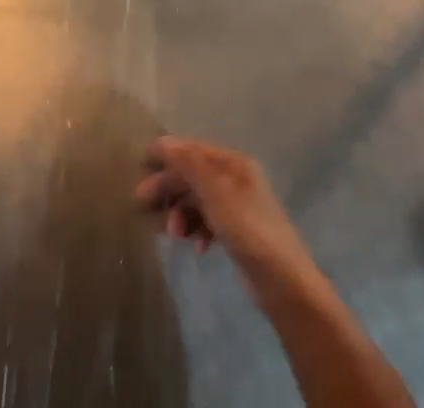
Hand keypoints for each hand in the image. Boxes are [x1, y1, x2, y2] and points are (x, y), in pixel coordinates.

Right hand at [135, 136, 309, 268]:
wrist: (284, 281)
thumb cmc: (249, 230)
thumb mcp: (215, 194)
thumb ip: (188, 165)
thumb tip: (162, 142)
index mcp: (233, 164)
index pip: (191, 149)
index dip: (165, 155)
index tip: (139, 168)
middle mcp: (234, 179)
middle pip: (191, 175)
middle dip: (168, 189)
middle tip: (142, 204)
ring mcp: (235, 205)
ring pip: (195, 200)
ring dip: (180, 214)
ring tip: (173, 234)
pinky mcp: (235, 230)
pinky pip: (206, 221)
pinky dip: (196, 230)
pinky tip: (197, 246)